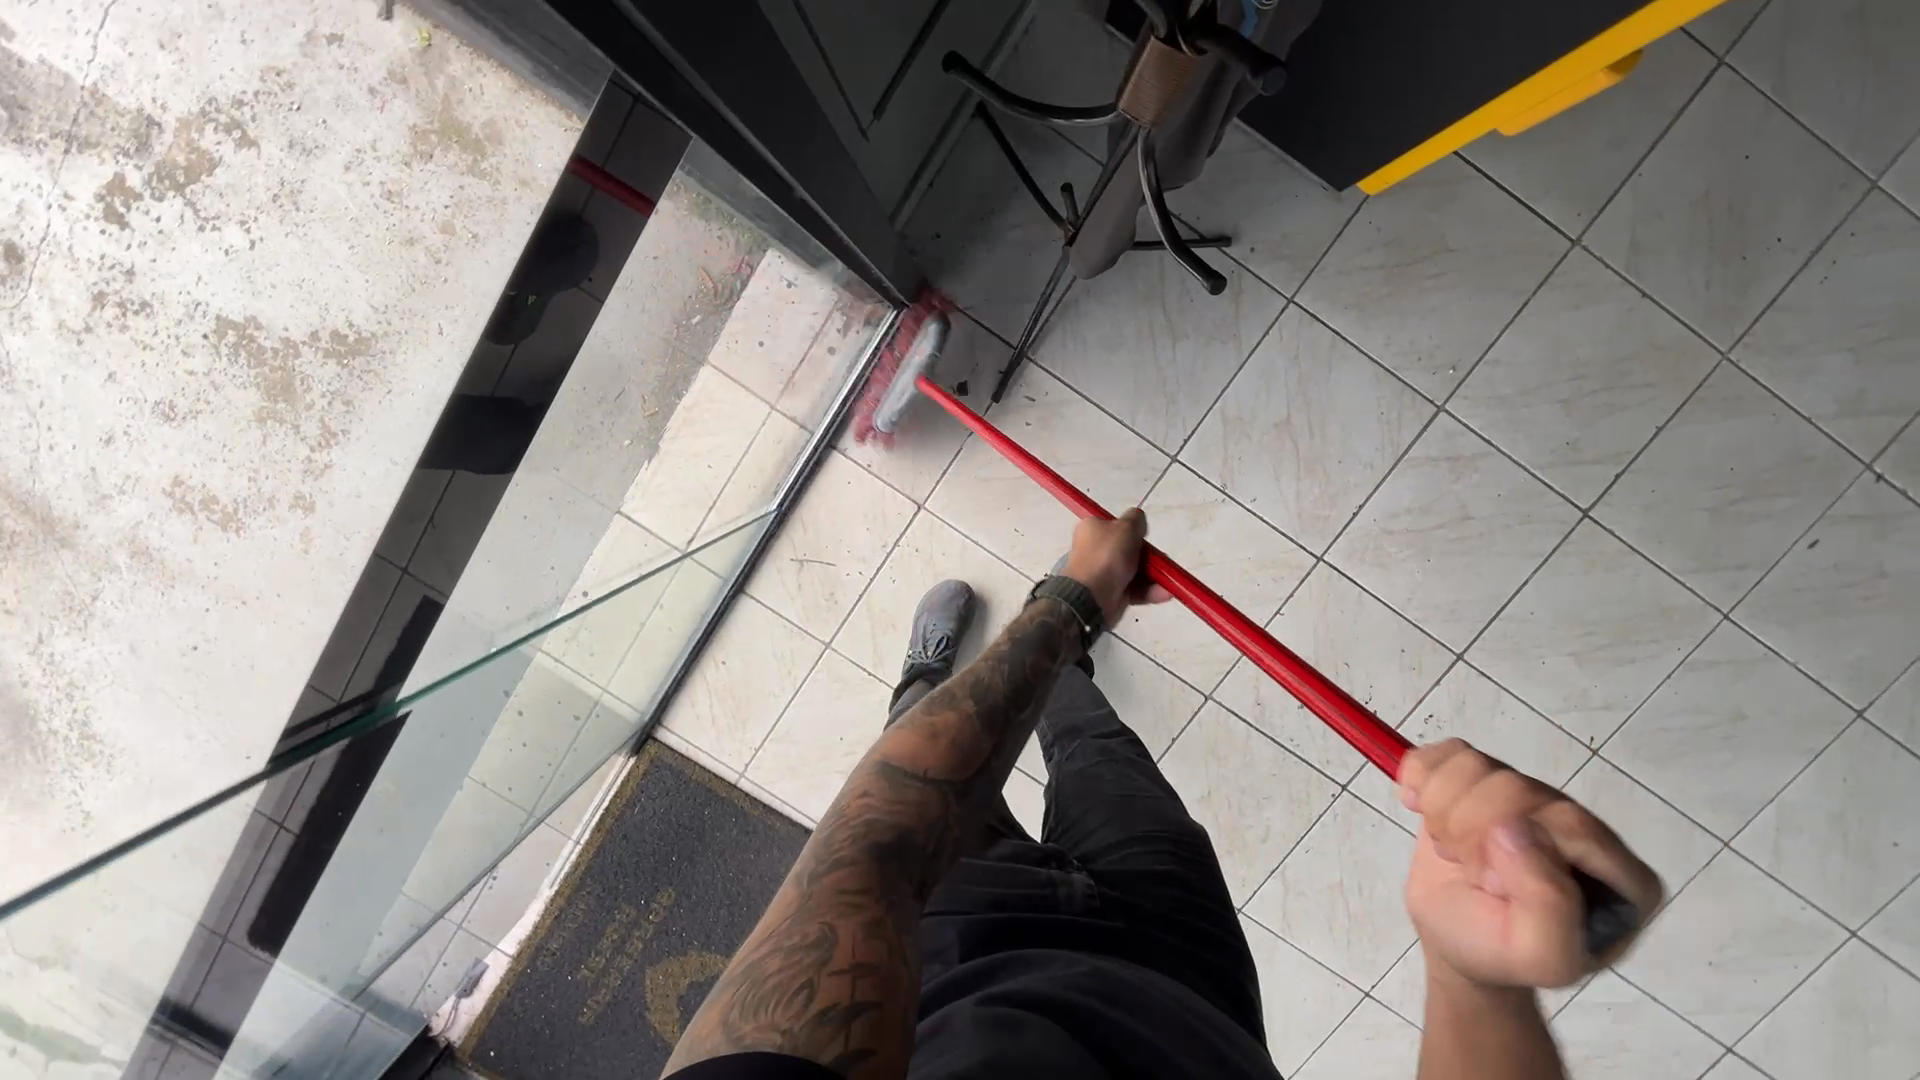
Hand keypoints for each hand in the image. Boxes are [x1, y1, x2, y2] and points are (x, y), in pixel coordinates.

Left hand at [1061, 508, 1171, 625]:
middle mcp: (1095, 550)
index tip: (1142, 536)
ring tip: (1167, 579)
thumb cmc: (1107, 555)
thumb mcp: (1125, 527)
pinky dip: (1150, 590)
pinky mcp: (1111, 593)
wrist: (1092, 596)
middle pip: (1128, 548)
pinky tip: (1165, 592)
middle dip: (1148, 555)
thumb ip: (1136, 519)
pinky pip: (1134, 589)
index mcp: (1091, 529)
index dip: (1131, 530)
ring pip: (1134, 570)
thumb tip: (1137, 521)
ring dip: (1154, 575)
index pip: (1113, 525)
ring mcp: (1102, 572)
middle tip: (1161, 560)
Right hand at [1398, 739, 1662, 989]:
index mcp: (1618, 869)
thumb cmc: (1498, 952)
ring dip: (1442, 811)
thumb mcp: (1540, 955)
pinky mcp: (1479, 777)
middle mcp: (1577, 823)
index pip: (1568, 822)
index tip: (1493, 884)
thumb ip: (1548, 903)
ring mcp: (1525, 794)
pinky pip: (1446, 751)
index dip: (1515, 847)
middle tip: (1472, 872)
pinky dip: (1419, 779)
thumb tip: (1512, 826)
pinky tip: (1422, 810)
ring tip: (1454, 850)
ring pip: (1474, 764)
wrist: (1453, 937)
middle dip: (1470, 832)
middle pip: (1514, 788)